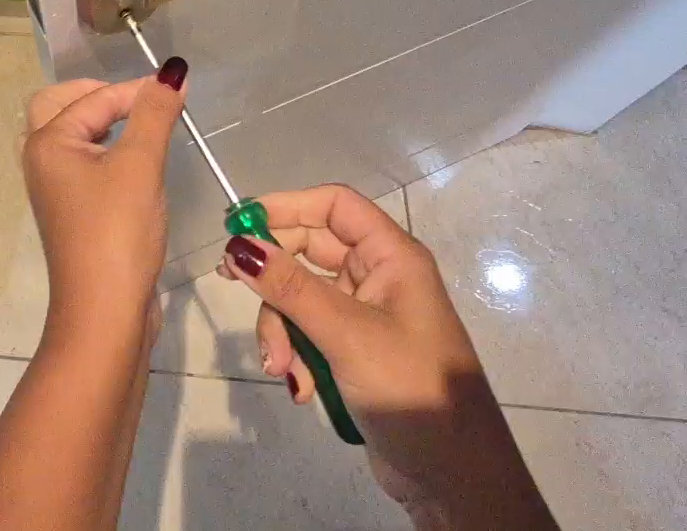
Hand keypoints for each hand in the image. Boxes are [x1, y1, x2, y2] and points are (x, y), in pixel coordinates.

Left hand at [22, 59, 187, 339]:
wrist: (104, 313)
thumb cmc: (117, 232)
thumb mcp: (140, 165)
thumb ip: (155, 113)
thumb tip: (172, 71)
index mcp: (48, 142)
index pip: (93, 98)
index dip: (136, 90)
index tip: (178, 90)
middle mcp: (42, 160)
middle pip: (61, 106)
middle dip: (101, 96)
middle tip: (140, 101)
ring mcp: (56, 189)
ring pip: (73, 136)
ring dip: (103, 123)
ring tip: (143, 124)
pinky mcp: (74, 212)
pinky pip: (85, 164)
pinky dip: (107, 150)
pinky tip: (136, 162)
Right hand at [218, 184, 556, 529]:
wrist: (456, 481)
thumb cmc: (411, 389)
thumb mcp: (346, 333)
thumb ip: (289, 286)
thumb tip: (237, 244)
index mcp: (391, 257)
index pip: (333, 205)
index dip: (286, 206)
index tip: (239, 223)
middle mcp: (377, 276)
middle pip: (308, 249)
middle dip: (274, 279)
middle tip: (231, 284)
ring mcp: (364, 314)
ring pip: (300, 295)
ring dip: (282, 328)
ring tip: (282, 367)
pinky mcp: (353, 349)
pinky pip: (308, 331)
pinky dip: (296, 354)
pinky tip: (300, 386)